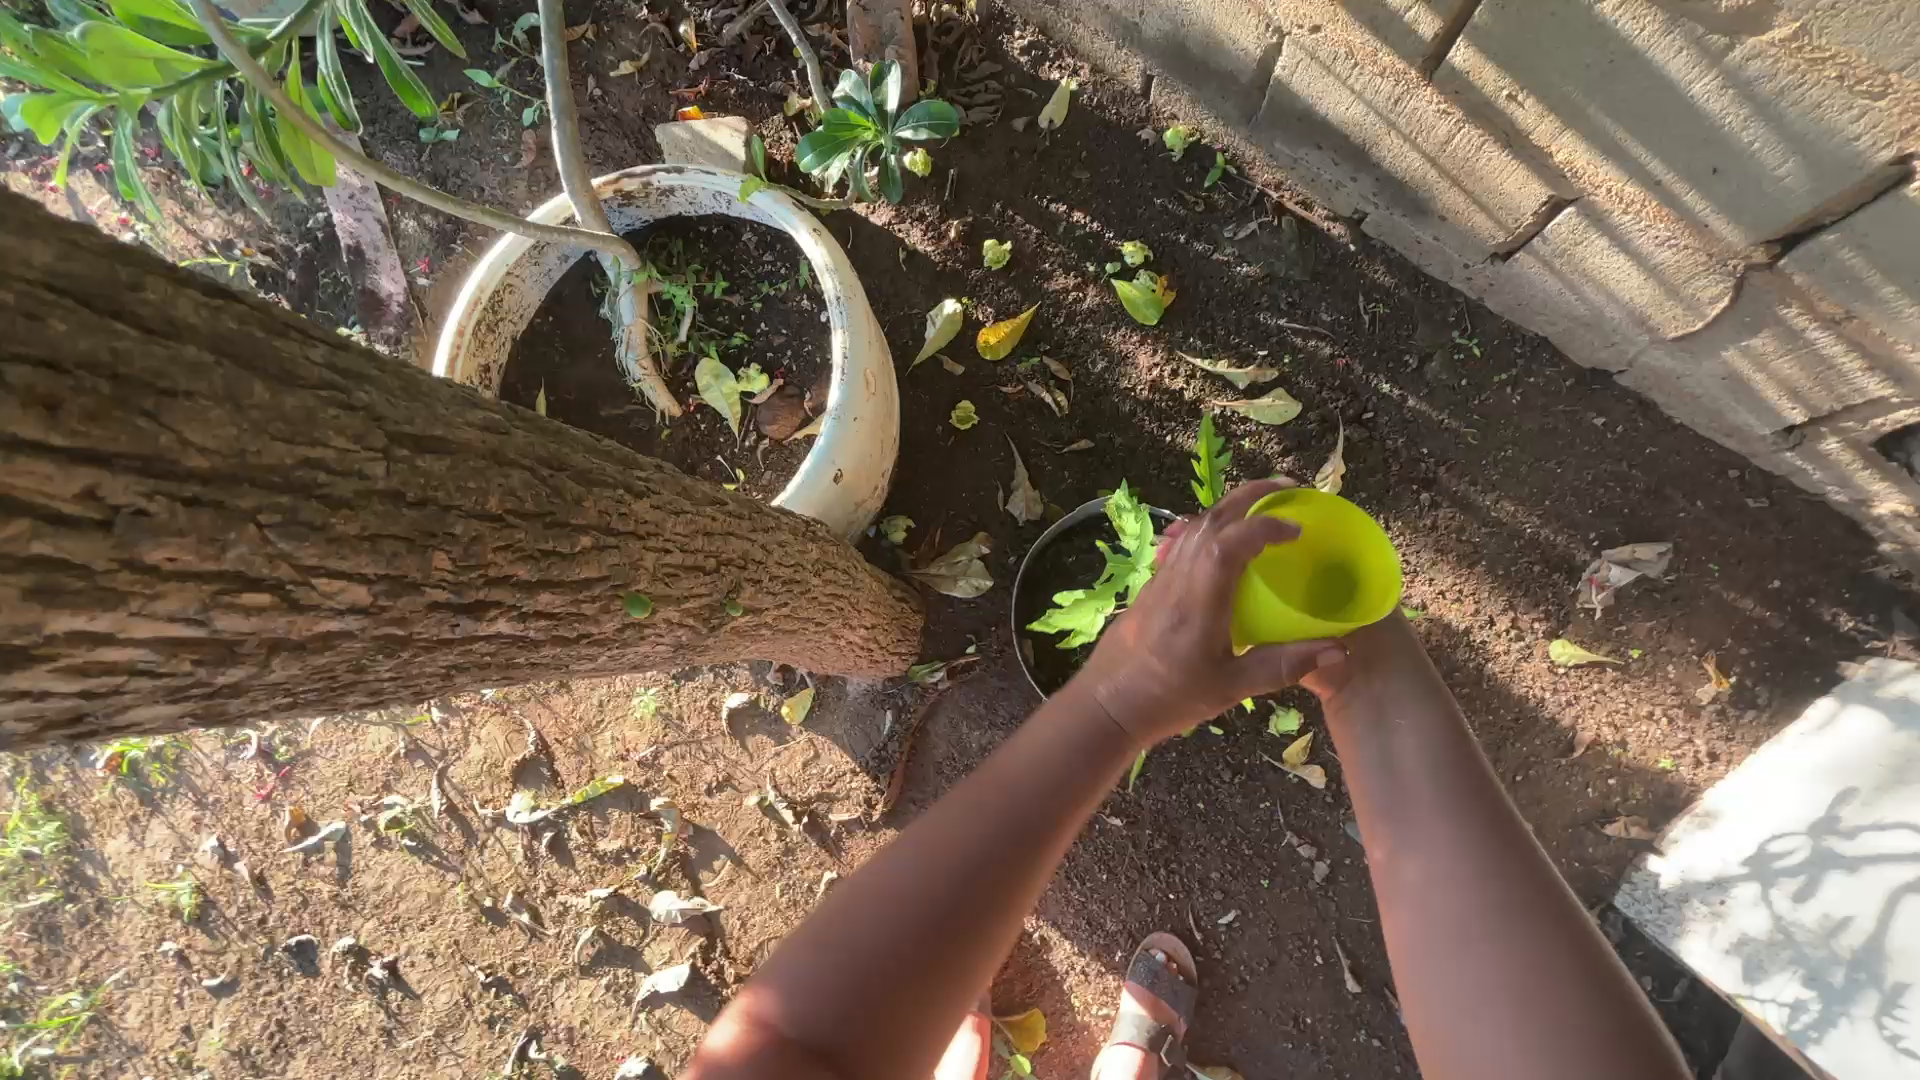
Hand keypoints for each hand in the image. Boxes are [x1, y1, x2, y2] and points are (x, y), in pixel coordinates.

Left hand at [1068, 479, 1348, 745]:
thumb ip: (1283, 665)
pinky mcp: (1151, 586)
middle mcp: (1176, 581)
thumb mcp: (1231, 688)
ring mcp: (1159, 580)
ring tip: (1263, 507)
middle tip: (1288, 489)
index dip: (1263, 527)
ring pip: (1192, 529)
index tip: (1296, 528)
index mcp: (1198, 603)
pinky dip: (1208, 528)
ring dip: (1228, 509)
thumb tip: (1339, 647)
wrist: (1106, 704)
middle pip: (1209, 522)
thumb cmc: (1168, 699)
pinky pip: (1181, 543)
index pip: (1228, 545)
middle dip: (1248, 497)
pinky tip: (1223, 537)